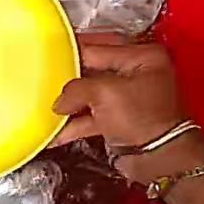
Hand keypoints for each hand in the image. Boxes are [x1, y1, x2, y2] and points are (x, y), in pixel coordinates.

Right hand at [51, 36, 203, 184]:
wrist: (159, 156)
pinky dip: (73, 123)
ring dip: (68, 101)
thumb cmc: (141, 117)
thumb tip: (59, 101)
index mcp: (142, 57)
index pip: (97, 48)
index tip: (48, 52)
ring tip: (46, 102)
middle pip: (92, 69)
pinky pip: (90, 115)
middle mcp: (138, 73)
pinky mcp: (120, 118)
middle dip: (68, 76)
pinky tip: (54, 131)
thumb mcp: (103, 93)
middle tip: (44, 75)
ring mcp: (129, 97)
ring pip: (89, 93)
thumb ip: (74, 89)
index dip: (71, 51)